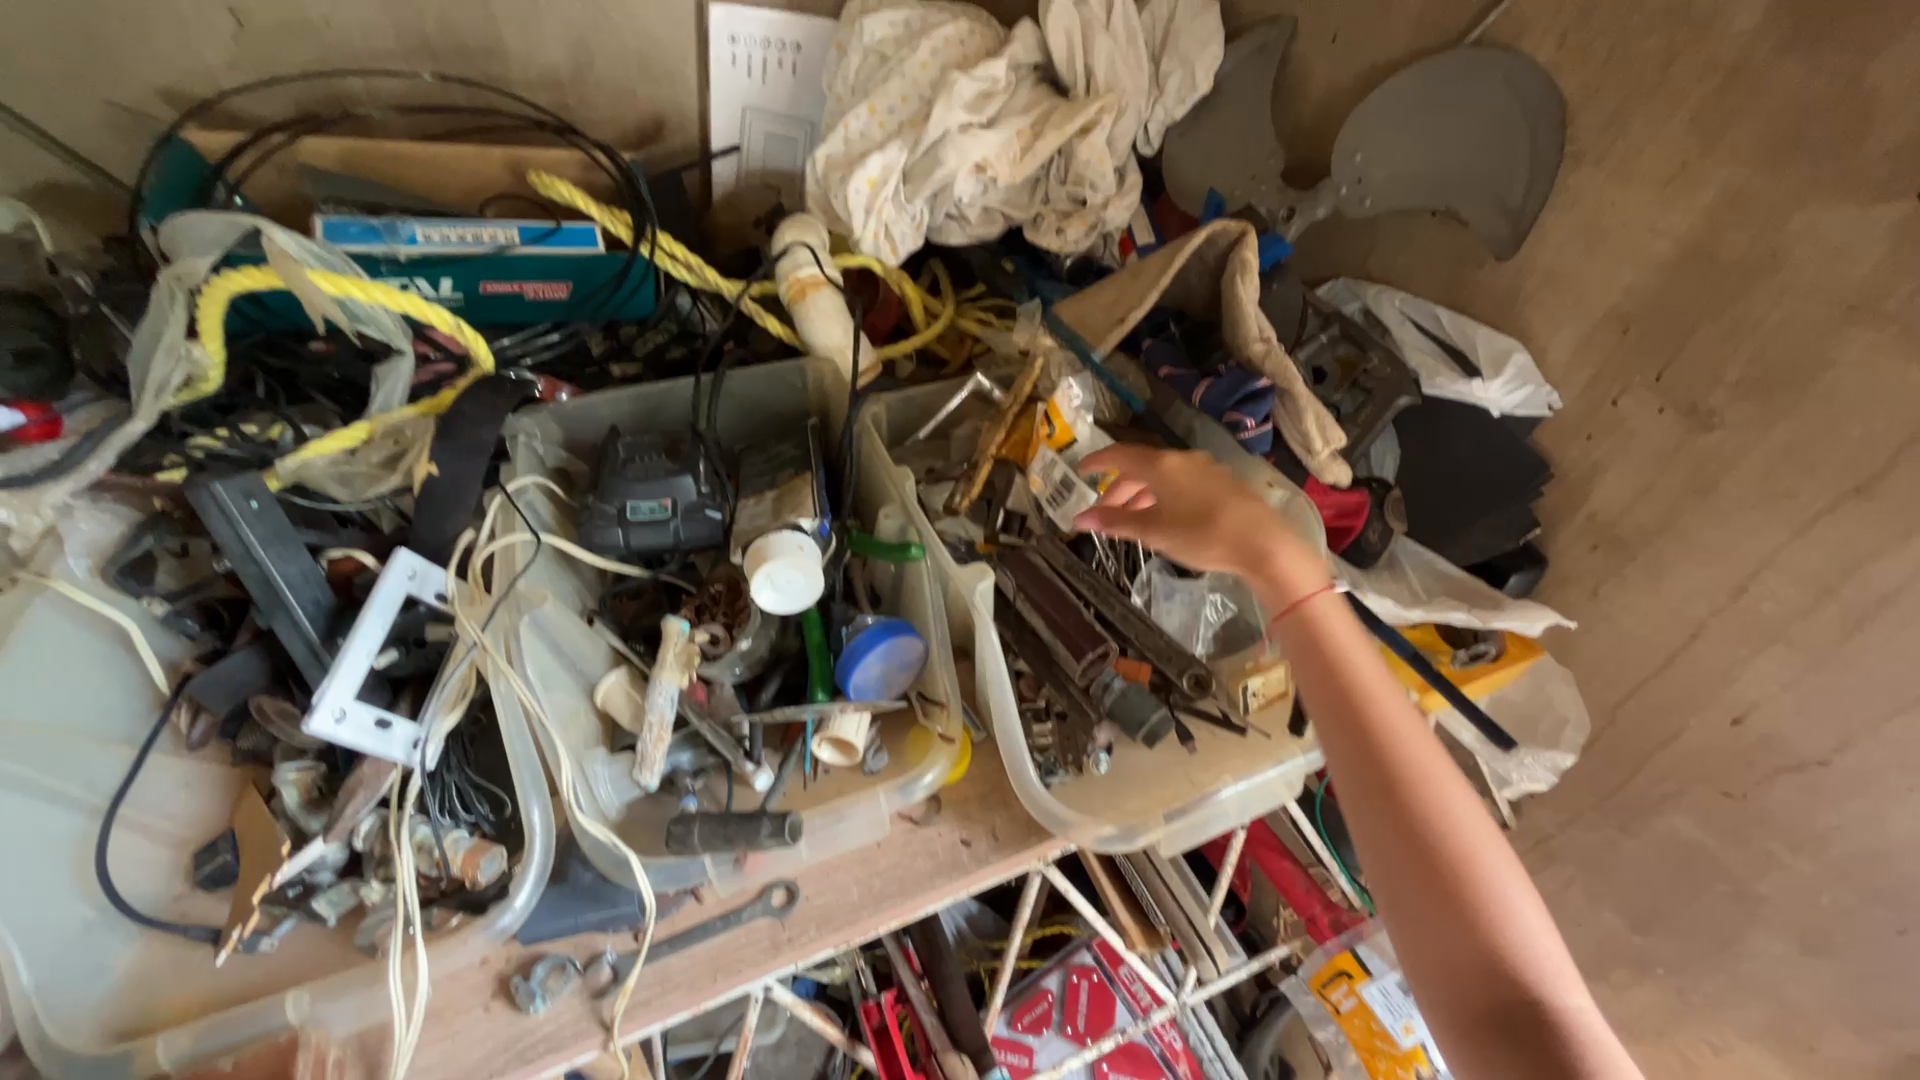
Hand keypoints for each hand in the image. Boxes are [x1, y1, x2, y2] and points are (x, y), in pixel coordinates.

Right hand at [1072, 444, 1329, 595]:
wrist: (1263, 543)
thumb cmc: (1202, 534)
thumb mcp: (1153, 531)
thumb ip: (1114, 522)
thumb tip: (1079, 519)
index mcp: (1161, 465)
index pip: (1119, 454)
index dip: (1097, 461)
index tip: (1081, 469)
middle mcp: (1182, 459)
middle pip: (1141, 467)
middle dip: (1119, 489)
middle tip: (1103, 512)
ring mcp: (1206, 469)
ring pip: (1163, 477)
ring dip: (1142, 495)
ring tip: (1132, 520)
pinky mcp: (1223, 483)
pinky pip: (1183, 484)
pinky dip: (1164, 497)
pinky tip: (1165, 517)